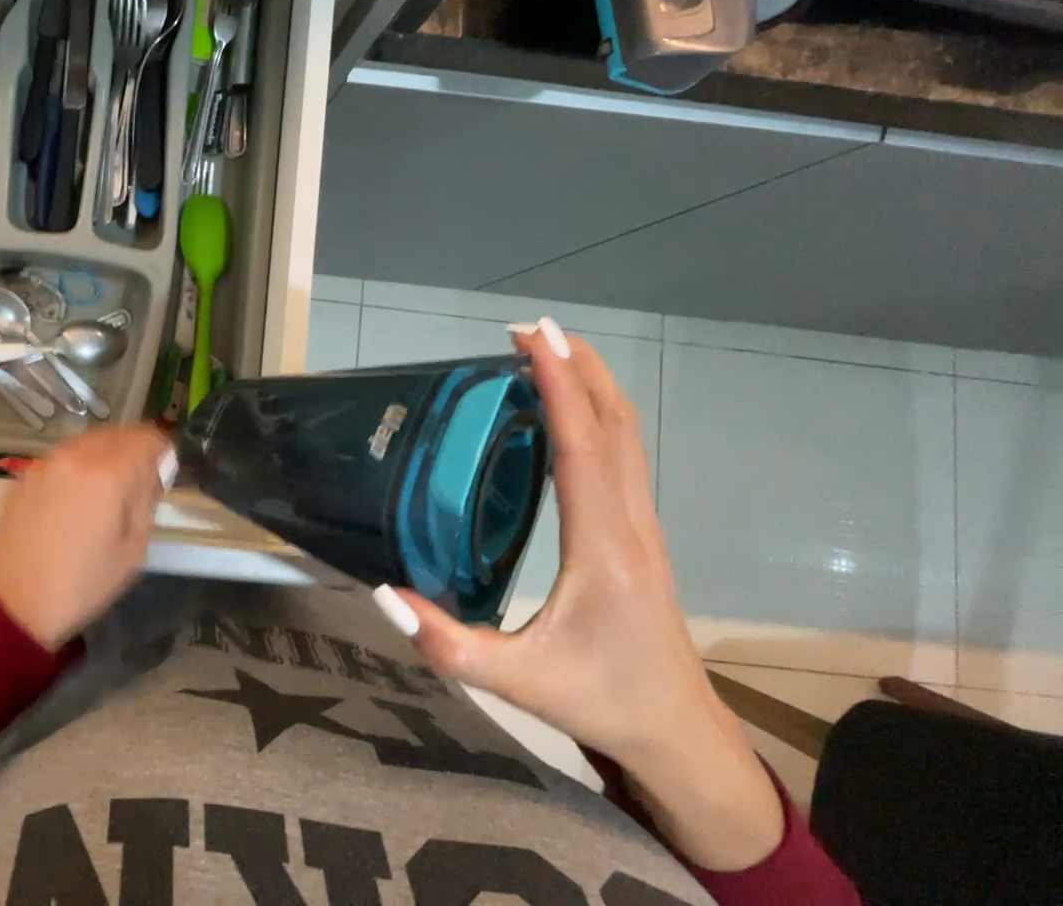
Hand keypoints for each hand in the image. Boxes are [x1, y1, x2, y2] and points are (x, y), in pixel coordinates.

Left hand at [0, 426, 175, 651]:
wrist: (14, 603)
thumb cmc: (83, 584)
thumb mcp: (133, 549)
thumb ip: (147, 499)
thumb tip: (154, 470)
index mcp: (108, 472)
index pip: (147, 437)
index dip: (162, 453)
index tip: (162, 477)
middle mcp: (75, 455)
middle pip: (117, 434)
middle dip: (134, 452)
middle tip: (137, 487)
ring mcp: (46, 462)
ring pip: (88, 442)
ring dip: (105, 457)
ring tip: (106, 495)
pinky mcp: (25, 474)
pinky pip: (64, 457)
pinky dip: (78, 467)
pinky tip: (75, 501)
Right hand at [374, 319, 781, 870]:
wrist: (680, 735)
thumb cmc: (603, 702)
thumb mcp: (519, 683)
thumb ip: (449, 645)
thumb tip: (384, 595)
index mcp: (603, 549)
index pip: (582, 448)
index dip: (559, 386)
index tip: (529, 337)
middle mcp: (631, 525)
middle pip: (616, 425)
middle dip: (578, 367)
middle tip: (529, 330)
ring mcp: (642, 528)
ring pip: (626, 437)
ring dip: (592, 387)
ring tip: (546, 355)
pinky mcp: (638, 536)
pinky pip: (622, 457)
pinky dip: (598, 417)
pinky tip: (568, 416)